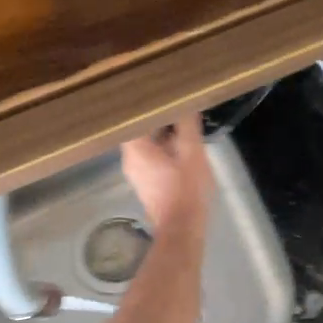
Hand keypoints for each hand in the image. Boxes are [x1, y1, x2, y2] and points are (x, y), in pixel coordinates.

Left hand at [120, 113, 211, 230]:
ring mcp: (137, 173)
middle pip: (138, 130)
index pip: (130, 117)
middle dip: (155, 117)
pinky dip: (162, 148)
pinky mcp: (147, 183)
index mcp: (136, 149)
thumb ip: (187, 126)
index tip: (158, 93)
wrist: (182, 229)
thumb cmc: (186, 190)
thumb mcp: (192, 153)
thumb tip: (185, 103)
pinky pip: (151, 157)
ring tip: (180, 119)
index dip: (143, 104)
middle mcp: (130, 160)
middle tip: (173, 102)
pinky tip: (180, 145)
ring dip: (161, 133)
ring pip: (146, 145)